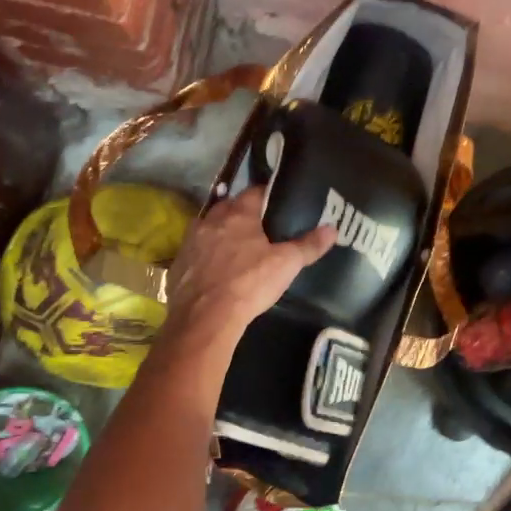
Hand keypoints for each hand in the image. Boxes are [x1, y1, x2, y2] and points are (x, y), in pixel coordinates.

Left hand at [165, 186, 335, 336]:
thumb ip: (309, 245)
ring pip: (208, 227)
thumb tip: (333, 229)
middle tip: (259, 225)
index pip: (255, 192)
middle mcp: (210, 220)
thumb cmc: (249, 283)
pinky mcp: (178, 264)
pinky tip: (215, 268)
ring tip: (236, 245)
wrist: (205, 318)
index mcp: (238, 215)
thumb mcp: (286, 264)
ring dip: (220, 232)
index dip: (267, 195)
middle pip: (228, 206)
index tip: (278, 202)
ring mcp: (190, 242)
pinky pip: (195, 250)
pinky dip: (206, 254)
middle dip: (242, 212)